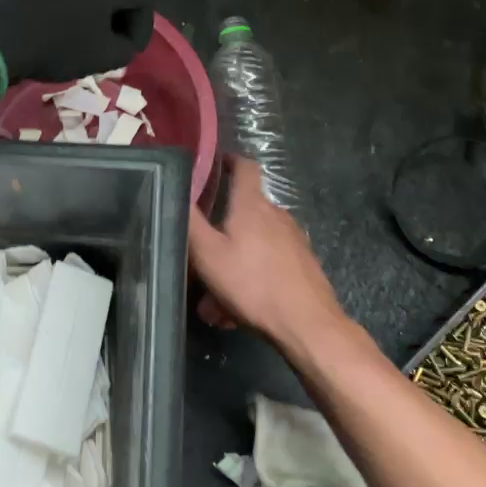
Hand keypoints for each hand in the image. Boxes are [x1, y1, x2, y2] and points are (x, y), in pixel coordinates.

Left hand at [0, 0, 153, 94]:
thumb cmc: (57, 45)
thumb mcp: (103, 56)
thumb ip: (125, 49)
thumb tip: (124, 42)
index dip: (142, 28)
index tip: (130, 51)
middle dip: (119, 16)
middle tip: (112, 42)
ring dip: (93, 10)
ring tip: (85, 36)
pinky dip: (68, 5)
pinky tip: (59, 23)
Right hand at [189, 156, 346, 352]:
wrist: (308, 325)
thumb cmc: (252, 285)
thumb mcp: (208, 255)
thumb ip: (190, 221)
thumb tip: (178, 189)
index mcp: (252, 205)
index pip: (245, 166)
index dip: (229, 161)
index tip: (212, 167)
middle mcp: (276, 214)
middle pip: (245, 211)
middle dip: (221, 230)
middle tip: (201, 255)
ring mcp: (294, 239)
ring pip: (254, 244)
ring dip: (233, 262)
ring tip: (215, 299)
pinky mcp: (303, 264)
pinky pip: (268, 263)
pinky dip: (251, 277)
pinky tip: (238, 311)